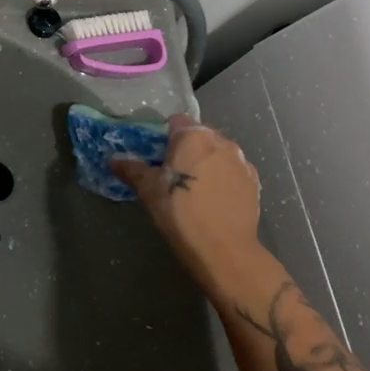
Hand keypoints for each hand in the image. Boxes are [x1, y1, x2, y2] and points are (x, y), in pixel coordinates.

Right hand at [111, 114, 261, 288]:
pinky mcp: (255, 183)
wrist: (224, 249)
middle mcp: (222, 142)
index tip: (157, 154)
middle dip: (188, 147)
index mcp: (193, 137)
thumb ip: (132, 170)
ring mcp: (242, 162)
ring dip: (207, 161)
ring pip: (219, 152)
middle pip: (200, 135)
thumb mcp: (148, 190)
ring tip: (195, 186)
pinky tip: (214, 198)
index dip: (165, 135)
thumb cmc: (180, 212)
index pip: (177, 121)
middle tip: (173, 171)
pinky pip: (234, 170)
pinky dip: (224, 177)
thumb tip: (114, 160)